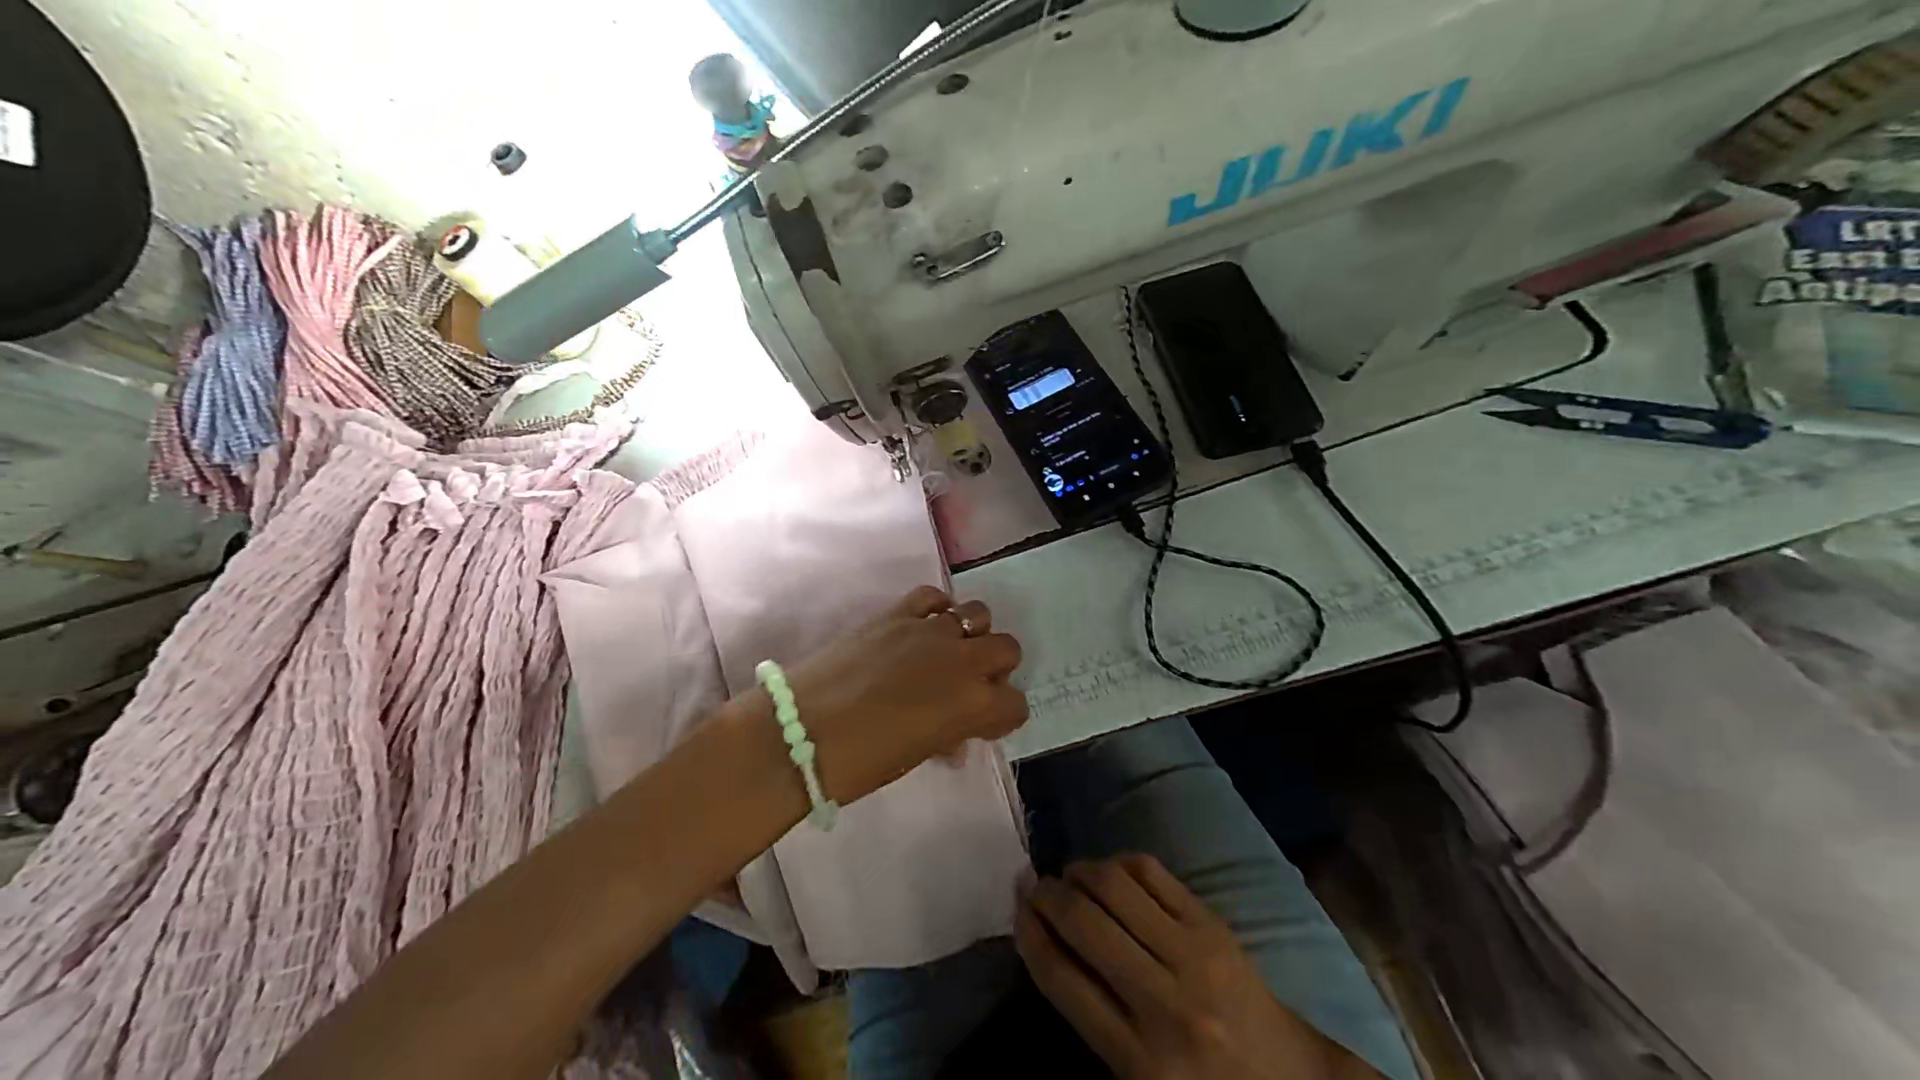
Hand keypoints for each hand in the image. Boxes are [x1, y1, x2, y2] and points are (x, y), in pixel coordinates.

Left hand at [780, 585, 1025, 804]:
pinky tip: (924, 627)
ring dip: (972, 634)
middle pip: (1006, 648)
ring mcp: (929, 630)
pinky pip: (932, 596)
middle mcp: (962, 659)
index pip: (1015, 704)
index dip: (1001, 716)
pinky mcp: (896, 613)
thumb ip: (948, 734)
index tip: (982, 725)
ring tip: (948, 653)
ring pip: (977, 614)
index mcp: (974, 703)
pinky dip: (936, 609)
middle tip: (970, 686)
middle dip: (996, 669)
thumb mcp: (918, 755)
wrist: (801, 733)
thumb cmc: (863, 762)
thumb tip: (955, 732)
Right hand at [1016, 856, 1376, 1079]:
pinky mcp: (1214, 925)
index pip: (1061, 978)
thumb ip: (1089, 1012)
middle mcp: (1163, 1001)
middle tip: (1037, 888)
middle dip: (1048, 896)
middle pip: (1082, 923)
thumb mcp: (1135, 1076)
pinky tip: (1111, 874)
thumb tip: (1042, 935)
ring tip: (1071, 877)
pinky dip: (1119, 864)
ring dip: (1080, 872)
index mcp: (1138, 1057)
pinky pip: (1152, 872)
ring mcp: (1193, 955)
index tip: (1018, 910)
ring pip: (1114, 886)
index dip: (1029, 933)